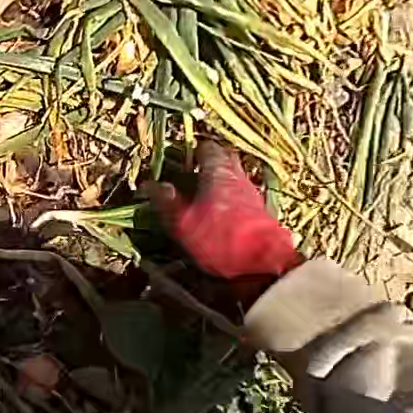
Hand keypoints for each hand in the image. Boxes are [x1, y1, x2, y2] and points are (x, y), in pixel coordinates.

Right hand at [149, 141, 300, 280]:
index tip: (182, 158)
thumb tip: (149, 184)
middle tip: (193, 173)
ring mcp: (252, 193)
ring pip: (235, 176)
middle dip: (211, 161)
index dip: (194, 151)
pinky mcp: (261, 211)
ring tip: (205, 194)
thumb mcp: (182, 223)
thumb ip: (166, 201)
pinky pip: (242, 194)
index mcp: (217, 172)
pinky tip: (222, 213)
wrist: (262, 264)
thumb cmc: (218, 239)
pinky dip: (231, 197)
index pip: (207, 148)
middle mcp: (237, 176)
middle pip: (225, 158)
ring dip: (221, 180)